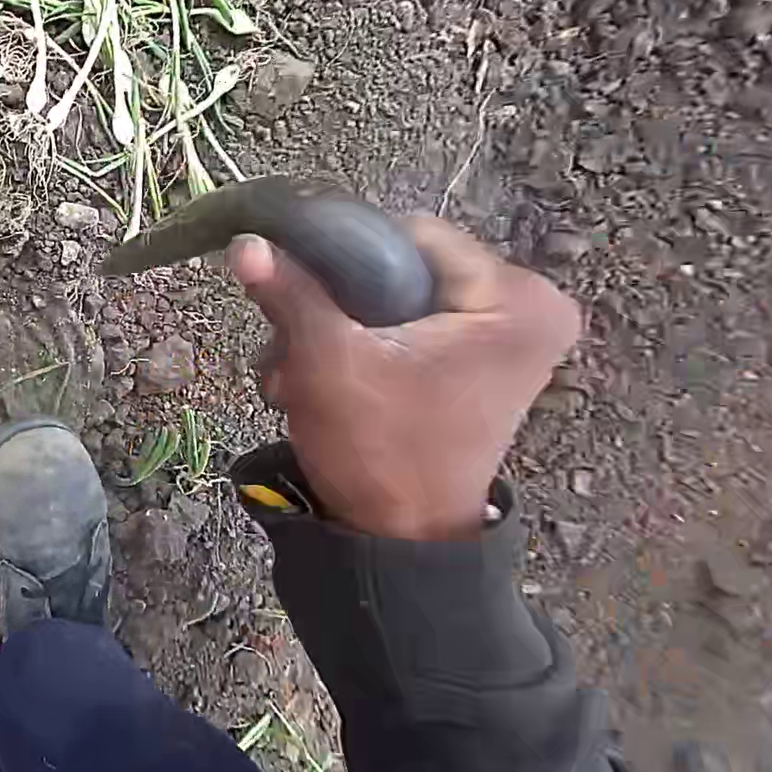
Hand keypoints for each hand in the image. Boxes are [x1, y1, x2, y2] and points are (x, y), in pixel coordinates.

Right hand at [228, 217, 580, 540]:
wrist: (397, 536)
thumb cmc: (378, 448)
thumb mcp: (326, 361)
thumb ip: (290, 293)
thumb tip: (246, 242)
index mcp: (516, 300)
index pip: (411, 234)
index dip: (344, 256)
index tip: (299, 289)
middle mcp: (525, 311)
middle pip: (398, 268)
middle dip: (332, 303)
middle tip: (290, 342)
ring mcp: (499, 340)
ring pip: (390, 299)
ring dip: (332, 329)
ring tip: (294, 370)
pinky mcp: (471, 365)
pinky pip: (401, 327)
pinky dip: (355, 347)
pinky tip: (317, 379)